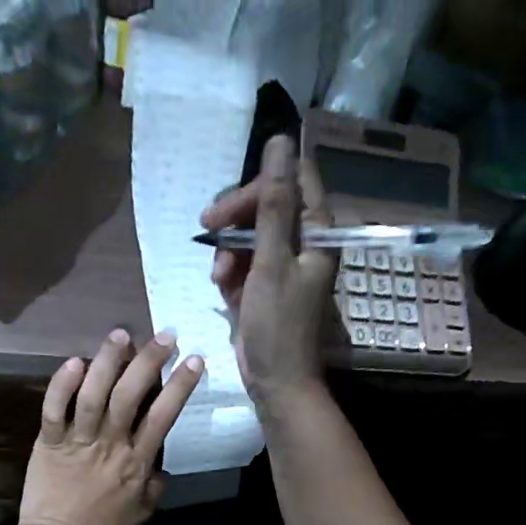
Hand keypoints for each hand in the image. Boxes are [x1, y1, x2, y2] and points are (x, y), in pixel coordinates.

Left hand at [14, 329, 203, 524]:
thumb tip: (163, 462)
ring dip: (108, 361)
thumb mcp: (144, 510)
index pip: (163, 416)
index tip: (194, 359)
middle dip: (150, 362)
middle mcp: (111, 444)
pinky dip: (62, 385)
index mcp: (138, 461)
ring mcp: (79, 441)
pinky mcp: (50, 441)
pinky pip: (54, 409)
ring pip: (94, 394)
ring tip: (121, 335)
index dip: (180, 386)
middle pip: (131, 395)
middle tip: (164, 336)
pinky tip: (74, 361)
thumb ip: (156, 482)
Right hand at [202, 135, 340, 408]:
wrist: (276, 381)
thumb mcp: (271, 261)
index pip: (294, 180)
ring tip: (220, 276)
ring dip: (229, 249)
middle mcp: (304, 242)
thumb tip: (280, 141)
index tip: (230, 206)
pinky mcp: (266, 285)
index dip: (260, 184)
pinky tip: (224, 288)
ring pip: (251, 234)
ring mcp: (284, 264)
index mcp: (317, 232)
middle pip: (268, 204)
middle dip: (236, 218)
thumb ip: (274, 203)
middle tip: (208, 229)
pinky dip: (231, 272)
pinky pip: (245, 262)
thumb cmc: (278, 325)